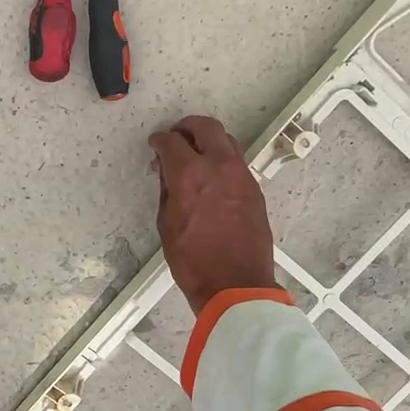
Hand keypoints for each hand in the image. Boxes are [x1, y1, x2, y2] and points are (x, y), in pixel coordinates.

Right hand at [148, 116, 277, 313]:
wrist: (235, 283)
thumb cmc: (193, 260)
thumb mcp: (167, 224)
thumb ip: (167, 190)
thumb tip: (167, 171)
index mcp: (190, 174)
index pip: (172, 142)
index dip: (159, 141)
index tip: (155, 145)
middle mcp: (219, 166)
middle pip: (205, 127)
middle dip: (187, 127)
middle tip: (176, 137)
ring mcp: (241, 176)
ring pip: (226, 140)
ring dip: (208, 140)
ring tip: (195, 155)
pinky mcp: (254, 189)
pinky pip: (236, 162)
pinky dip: (221, 159)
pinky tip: (211, 177)